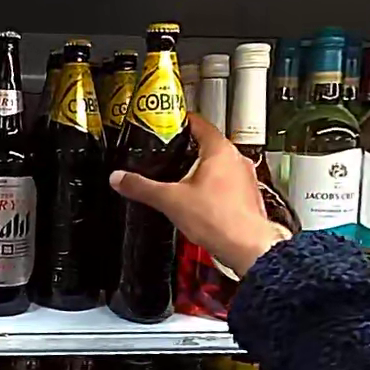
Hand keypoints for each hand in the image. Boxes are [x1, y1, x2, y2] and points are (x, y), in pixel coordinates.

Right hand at [109, 113, 291, 277]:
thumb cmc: (219, 220)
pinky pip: (229, 184)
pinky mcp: (249, 197)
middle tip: (170, 154)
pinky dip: (215, 188)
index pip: (199, 124)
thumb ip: (142, 187)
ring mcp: (246, 179)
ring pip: (221, 166)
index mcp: (220, 151)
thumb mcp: (170, 201)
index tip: (170, 123)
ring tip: (183, 179)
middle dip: (189, 149)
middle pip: (210, 145)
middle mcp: (237, 160)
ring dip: (203, 170)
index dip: (182, 122)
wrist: (247, 247)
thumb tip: (120, 178)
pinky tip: (202, 202)